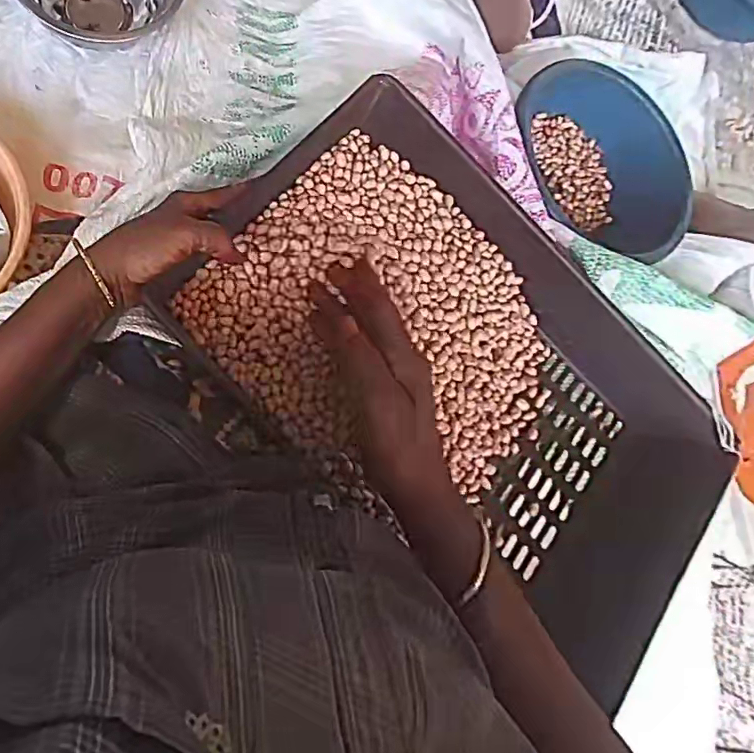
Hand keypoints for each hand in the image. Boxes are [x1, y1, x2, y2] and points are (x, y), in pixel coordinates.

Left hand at [85, 186, 245, 303]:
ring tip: (250, 248)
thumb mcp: (186, 234)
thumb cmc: (145, 246)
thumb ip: (216, 238)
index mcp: (184, 203)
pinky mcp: (169, 261)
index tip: (260, 186)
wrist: (110, 274)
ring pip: (208, 237)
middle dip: (237, 217)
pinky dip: (214, 260)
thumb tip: (240, 253)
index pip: (219, 194)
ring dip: (226, 242)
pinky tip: (224, 268)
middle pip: (215, 215)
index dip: (240, 190)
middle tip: (262, 224)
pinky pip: (200, 257)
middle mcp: (180, 217)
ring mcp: (174, 240)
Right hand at [309, 259, 455, 509]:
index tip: (335, 266)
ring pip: (374, 329)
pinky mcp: (389, 389)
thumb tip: (340, 316)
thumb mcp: (377, 398)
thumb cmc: (397, 446)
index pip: (377, 311)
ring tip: (336, 289)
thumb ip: (359, 356)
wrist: (418, 486)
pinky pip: (367, 348)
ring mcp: (399, 374)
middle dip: (358, 289)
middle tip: (335, 268)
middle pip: (379, 314)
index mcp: (403, 357)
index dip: (357, 287)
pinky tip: (340, 333)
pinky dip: (350, 332)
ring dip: (354, 307)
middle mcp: (404, 359)